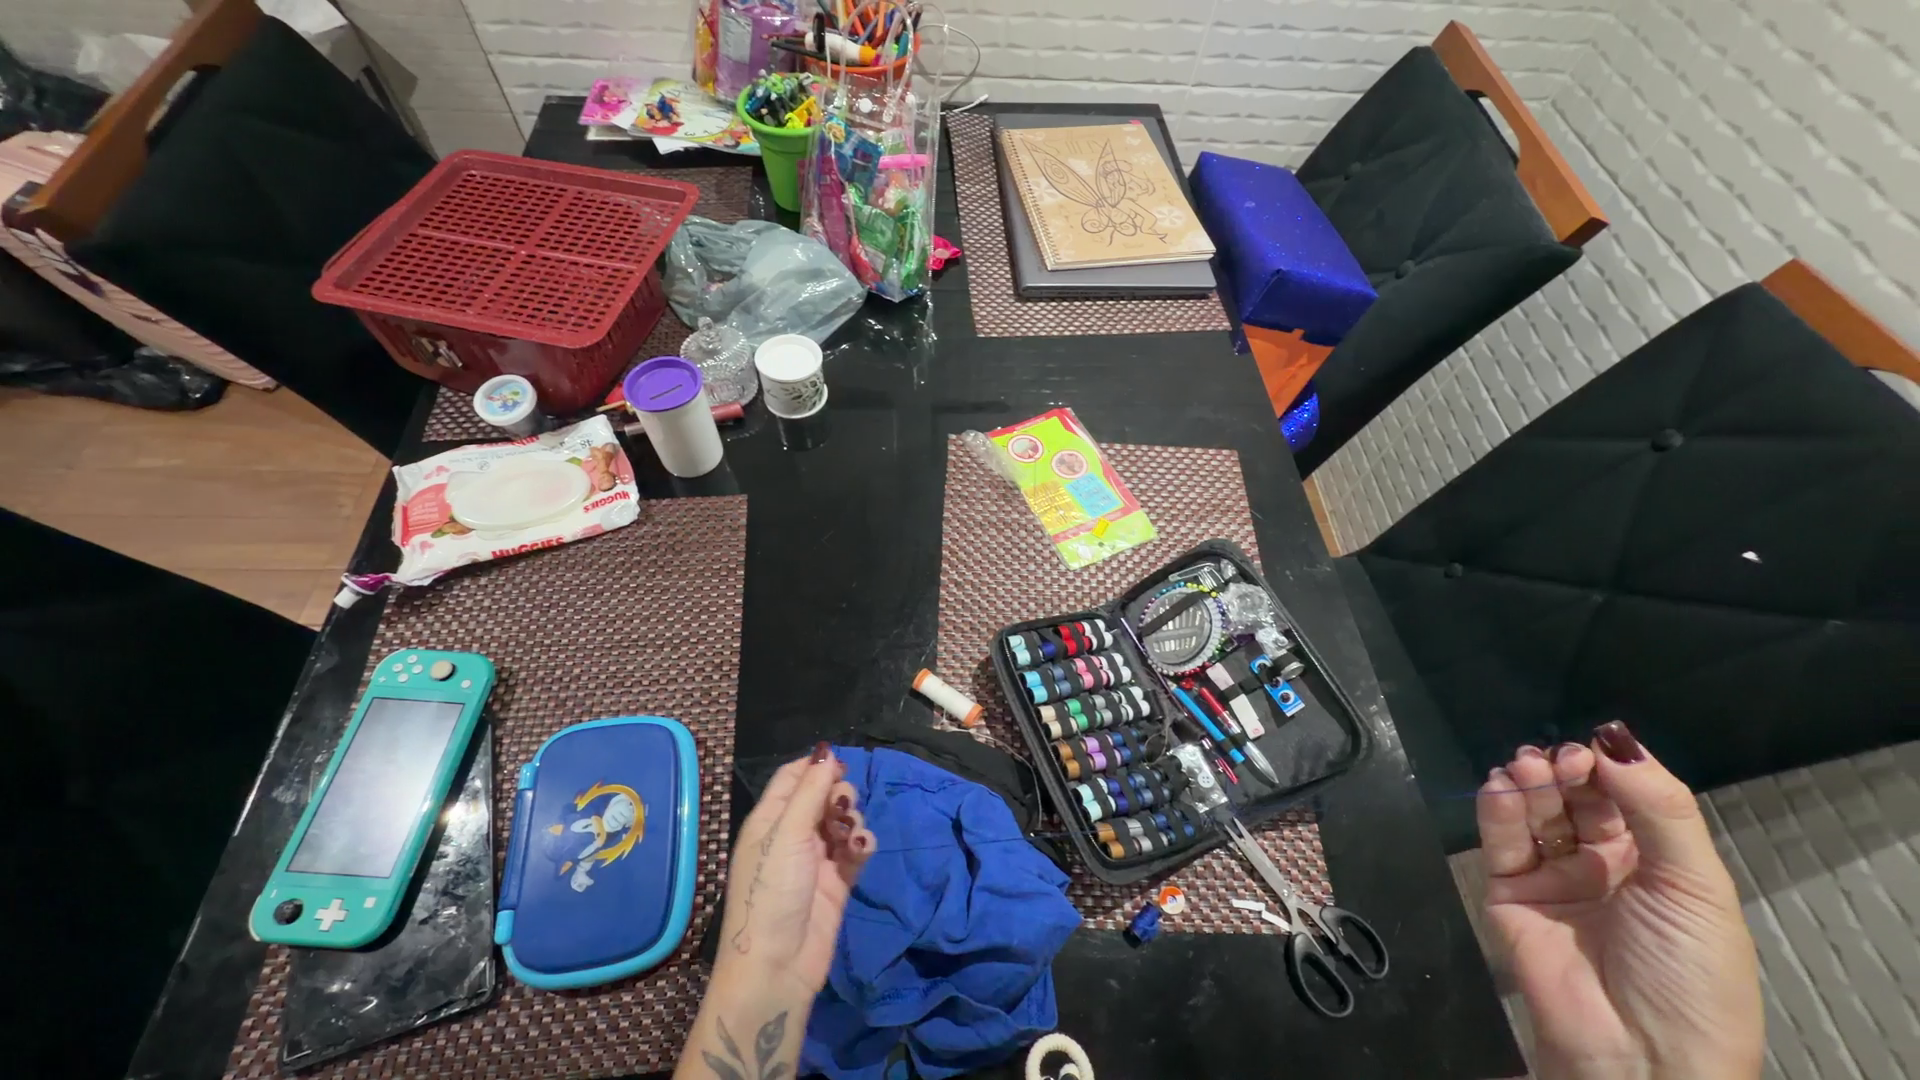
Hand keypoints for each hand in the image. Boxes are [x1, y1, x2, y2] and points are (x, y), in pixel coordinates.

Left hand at [715, 743, 874, 998]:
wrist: (778, 964)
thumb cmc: (772, 890)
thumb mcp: (788, 834)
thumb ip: (811, 791)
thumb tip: (827, 752)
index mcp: (769, 820)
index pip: (793, 778)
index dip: (816, 767)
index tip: (840, 766)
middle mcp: (792, 835)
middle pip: (823, 797)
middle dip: (840, 796)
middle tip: (843, 809)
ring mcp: (816, 859)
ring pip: (843, 822)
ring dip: (854, 822)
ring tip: (852, 838)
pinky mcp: (837, 881)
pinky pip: (855, 850)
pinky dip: (862, 845)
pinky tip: (863, 851)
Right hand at [1477, 722, 1762, 1079]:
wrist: (1636, 1052)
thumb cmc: (1686, 971)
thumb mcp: (1695, 886)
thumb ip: (1658, 807)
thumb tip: (1615, 736)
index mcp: (1658, 863)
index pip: (1626, 795)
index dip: (1609, 767)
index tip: (1594, 751)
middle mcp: (1603, 864)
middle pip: (1576, 797)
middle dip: (1566, 770)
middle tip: (1559, 761)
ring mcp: (1552, 877)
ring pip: (1534, 812)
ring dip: (1529, 783)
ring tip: (1527, 768)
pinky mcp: (1508, 891)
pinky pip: (1500, 841)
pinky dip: (1497, 809)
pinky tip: (1502, 788)